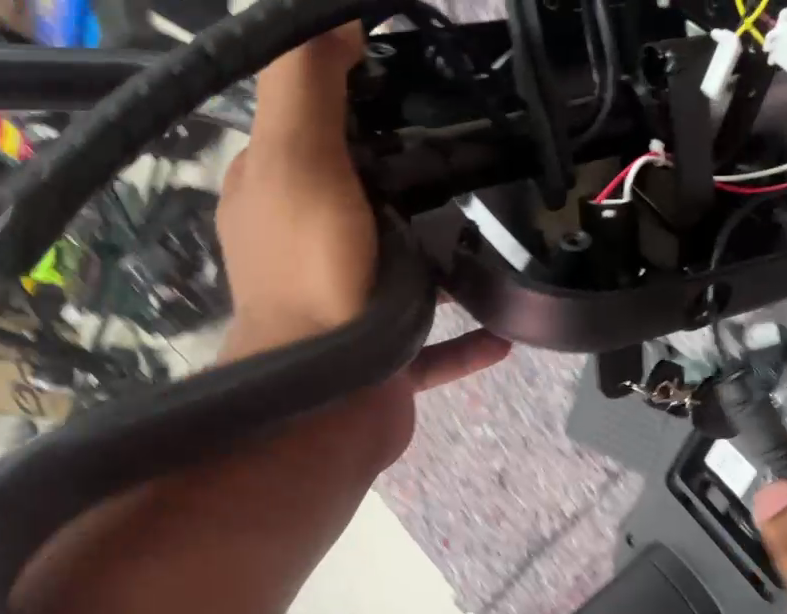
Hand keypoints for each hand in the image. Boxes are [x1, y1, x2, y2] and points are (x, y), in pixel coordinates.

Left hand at [215, 26, 509, 463]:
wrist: (330, 401)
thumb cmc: (314, 274)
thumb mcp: (301, 156)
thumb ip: (308, 80)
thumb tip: (333, 18)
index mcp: (279, 196)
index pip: (316, 133)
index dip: (358, 107)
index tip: (420, 93)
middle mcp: (310, 249)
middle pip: (371, 203)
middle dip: (418, 187)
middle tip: (481, 165)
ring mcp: (350, 308)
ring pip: (408, 273)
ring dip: (450, 261)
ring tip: (505, 238)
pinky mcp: (386, 362)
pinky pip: (438, 344)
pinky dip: (470, 336)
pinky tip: (507, 326)